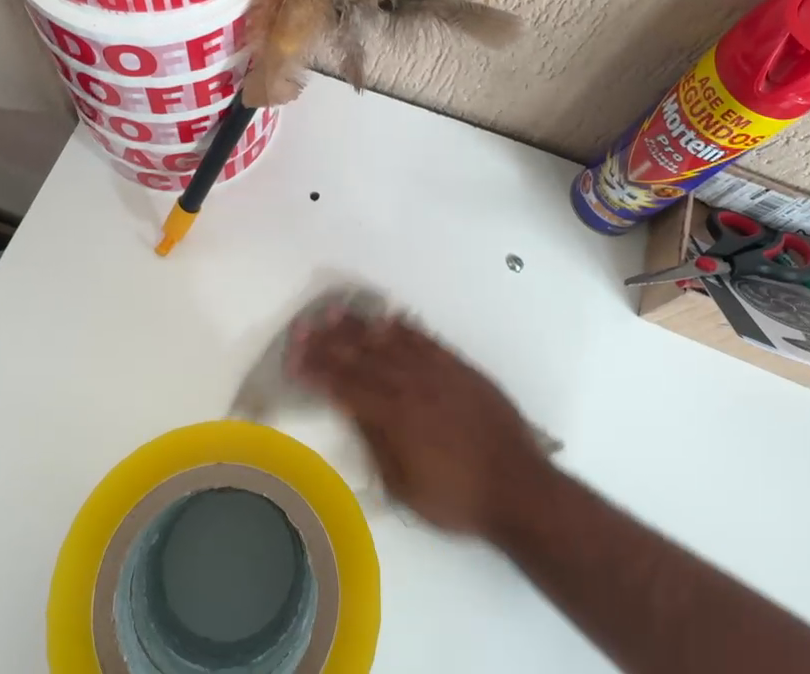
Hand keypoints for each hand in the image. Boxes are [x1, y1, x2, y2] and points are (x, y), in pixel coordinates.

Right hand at [288, 308, 550, 536]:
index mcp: (393, 416)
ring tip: (333, 311)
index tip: (291, 359)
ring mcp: (438, 372)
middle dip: (327, 342)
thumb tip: (354, 412)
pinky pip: (426, 340)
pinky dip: (404, 327)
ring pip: (390, 341)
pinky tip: (388, 318)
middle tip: (301, 327)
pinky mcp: (460, 368)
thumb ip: (377, 444)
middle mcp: (412, 386)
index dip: (315, 372)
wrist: (518, 487)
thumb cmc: (457, 498)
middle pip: (361, 357)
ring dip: (359, 326)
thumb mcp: (404, 486)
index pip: (343, 387)